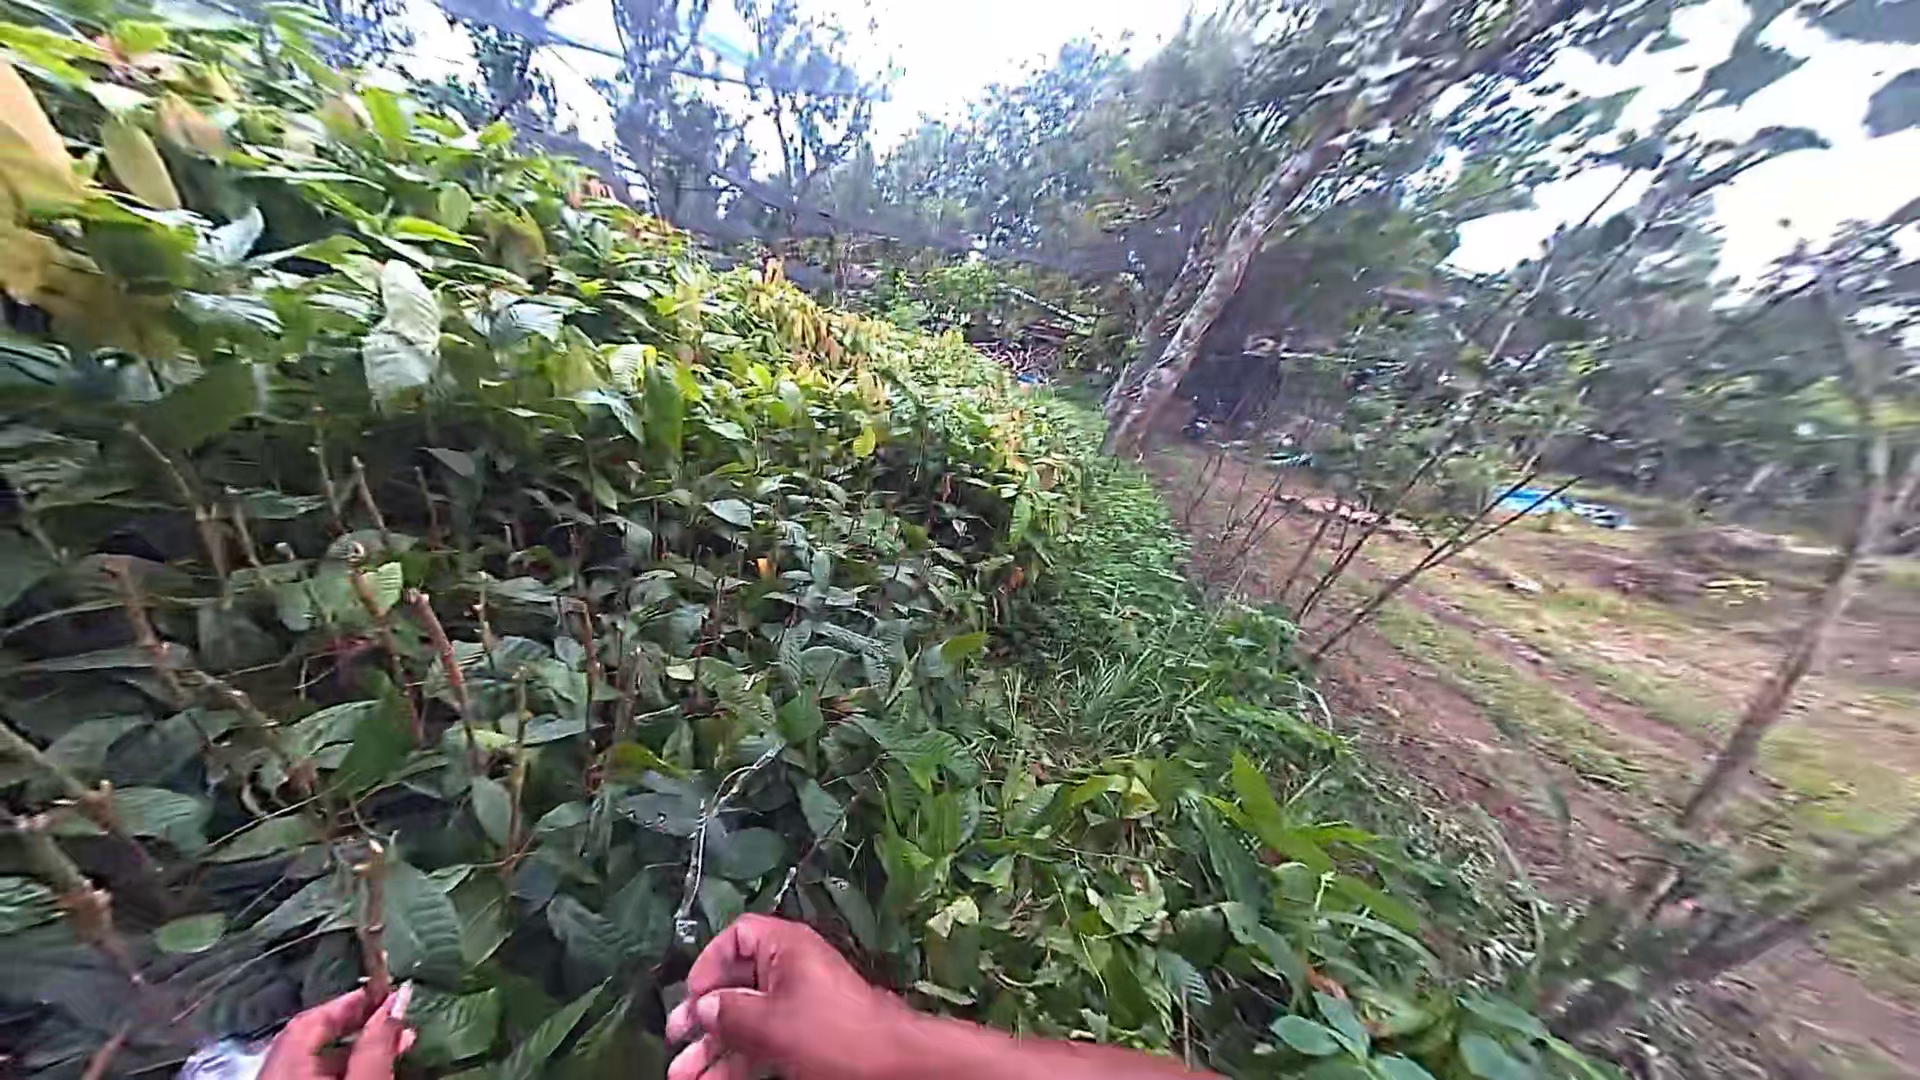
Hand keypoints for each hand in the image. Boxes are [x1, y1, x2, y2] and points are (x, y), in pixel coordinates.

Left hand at [259, 983, 416, 1079]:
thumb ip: (380, 1039)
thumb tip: (401, 995)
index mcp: (286, 1067)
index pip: (311, 1018)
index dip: (352, 999)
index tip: (390, 991)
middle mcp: (270, 1075)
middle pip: (310, 1034)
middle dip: (357, 1019)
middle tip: (395, 1014)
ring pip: (311, 1055)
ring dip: (354, 1042)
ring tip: (393, 1042)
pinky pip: (306, 1072)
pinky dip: (339, 1063)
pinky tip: (366, 1065)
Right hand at [664, 914, 914, 1079]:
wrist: (881, 1060)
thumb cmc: (829, 1030)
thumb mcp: (772, 1020)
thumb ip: (732, 1011)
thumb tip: (703, 1006)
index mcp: (786, 946)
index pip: (739, 935)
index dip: (710, 961)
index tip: (691, 995)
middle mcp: (788, 965)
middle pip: (736, 978)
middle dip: (704, 1011)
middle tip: (675, 1040)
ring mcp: (794, 998)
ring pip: (743, 1014)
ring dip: (711, 1044)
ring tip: (682, 1074)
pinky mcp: (798, 1029)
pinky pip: (757, 1036)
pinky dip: (733, 1058)